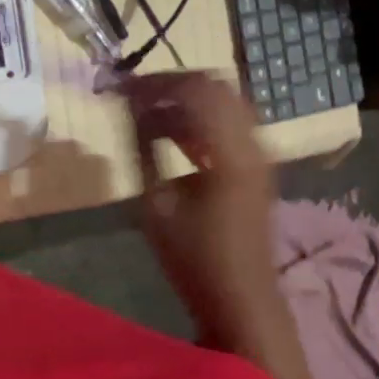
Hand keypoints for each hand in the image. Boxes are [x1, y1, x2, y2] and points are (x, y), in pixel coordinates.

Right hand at [123, 72, 277, 341]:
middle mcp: (254, 140)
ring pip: (225, 100)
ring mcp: (262, 151)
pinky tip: (171, 134)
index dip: (152, 83)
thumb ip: (142, 148)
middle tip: (130, 95)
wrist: (239, 295)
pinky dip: (200, 117)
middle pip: (214, 85)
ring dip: (186, 99)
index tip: (117, 88)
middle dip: (170, 84)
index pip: (193, 89)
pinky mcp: (258, 163)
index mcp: (230, 150)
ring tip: (145, 113)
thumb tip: (128, 107)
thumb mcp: (155, 203)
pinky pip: (231, 121)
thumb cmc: (192, 258)